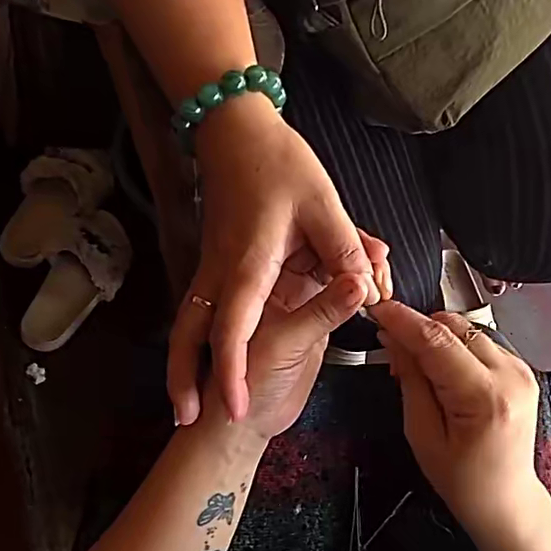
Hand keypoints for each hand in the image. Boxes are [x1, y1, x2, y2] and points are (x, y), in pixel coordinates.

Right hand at [172, 99, 388, 426]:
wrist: (235, 133)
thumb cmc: (277, 165)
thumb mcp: (323, 206)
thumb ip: (346, 253)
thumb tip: (367, 293)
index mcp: (248, 265)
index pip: (231, 328)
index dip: (230, 372)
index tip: (233, 408)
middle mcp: (221, 274)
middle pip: (187, 332)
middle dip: (183, 377)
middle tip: (185, 417)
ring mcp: (211, 269)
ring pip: (187, 321)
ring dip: (183, 361)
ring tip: (185, 400)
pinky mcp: (214, 264)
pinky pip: (201, 307)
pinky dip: (197, 336)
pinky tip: (207, 354)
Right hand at [369, 301, 550, 550]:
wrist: (506, 499)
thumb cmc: (460, 478)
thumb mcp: (421, 433)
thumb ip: (410, 380)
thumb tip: (394, 339)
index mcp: (484, 397)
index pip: (436, 340)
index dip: (402, 320)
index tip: (376, 307)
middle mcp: (510, 375)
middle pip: (453, 326)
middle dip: (417, 327)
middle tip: (390, 346)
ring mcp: (520, 369)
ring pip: (466, 328)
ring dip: (434, 335)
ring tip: (414, 364)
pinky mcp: (520, 369)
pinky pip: (478, 340)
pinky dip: (452, 344)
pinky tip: (438, 369)